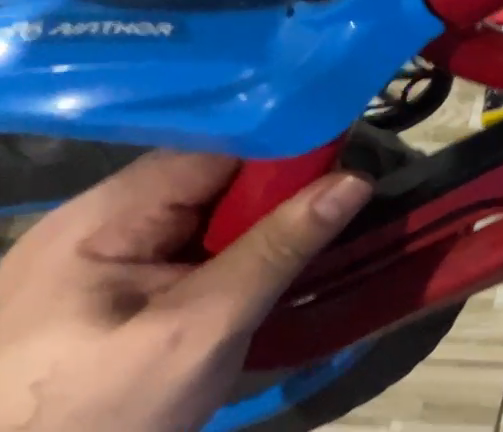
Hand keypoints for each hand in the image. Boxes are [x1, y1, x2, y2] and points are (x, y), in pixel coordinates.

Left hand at [0, 151, 371, 431]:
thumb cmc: (98, 413)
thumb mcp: (202, 331)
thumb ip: (278, 249)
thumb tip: (358, 179)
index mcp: (101, 217)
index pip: (217, 148)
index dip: (288, 146)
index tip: (353, 158)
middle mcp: (94, 221)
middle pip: (214, 175)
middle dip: (281, 187)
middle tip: (343, 205)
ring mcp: (96, 256)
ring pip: (207, 209)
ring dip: (262, 219)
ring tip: (315, 234)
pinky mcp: (107, 287)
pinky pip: (190, 242)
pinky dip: (236, 246)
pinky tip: (264, 267)